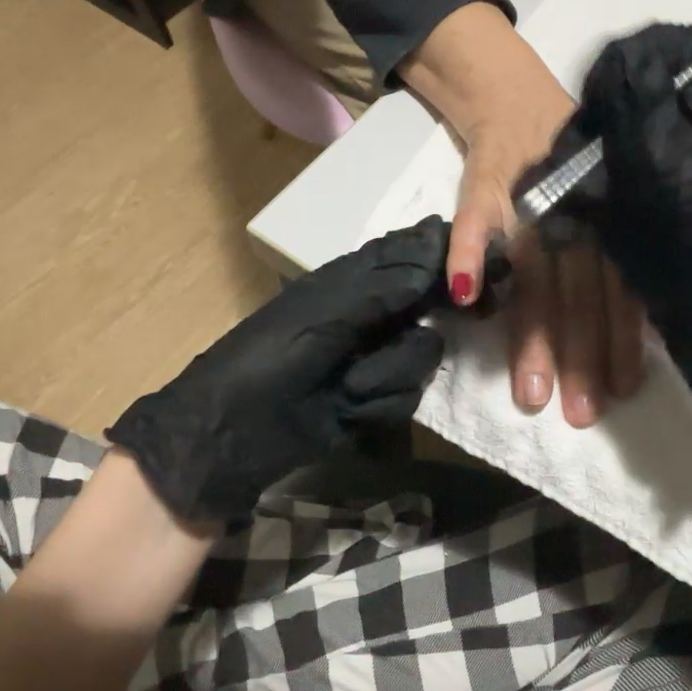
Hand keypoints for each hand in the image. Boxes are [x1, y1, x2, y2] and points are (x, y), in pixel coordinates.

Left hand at [107, 217, 449, 523]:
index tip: (462, 267)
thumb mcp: (320, 316)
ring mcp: (374, 361)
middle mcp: (369, 317)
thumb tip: (436, 254)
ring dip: (388, 373)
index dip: (437, 258)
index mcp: (348, 282)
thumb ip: (379, 287)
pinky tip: (348, 408)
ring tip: (349, 385)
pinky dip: (378, 403)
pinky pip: (408, 395)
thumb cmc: (264, 361)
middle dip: (418, 327)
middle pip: (426, 309)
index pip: (406, 256)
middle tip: (420, 338)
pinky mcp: (374, 403)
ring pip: (422, 356)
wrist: (229, 436)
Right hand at [401, 1, 647, 427]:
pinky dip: (466, 255)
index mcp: (607, 224)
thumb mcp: (610, 198)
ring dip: (530, 335)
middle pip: (576, 296)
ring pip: (533, 277)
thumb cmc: (573, 161)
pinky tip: (460, 294)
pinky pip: (472, 223)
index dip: (617, 341)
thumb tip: (657, 330)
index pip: (614, 290)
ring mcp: (525, 206)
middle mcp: (572, 219)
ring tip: (531, 395)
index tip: (621, 392)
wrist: (518, 101)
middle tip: (580, 414)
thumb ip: (626, 262)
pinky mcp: (483, 191)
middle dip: (578, 356)